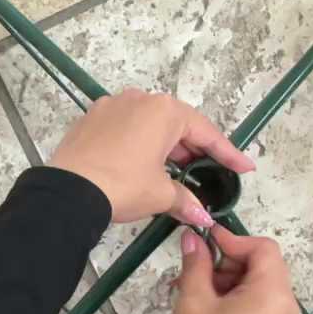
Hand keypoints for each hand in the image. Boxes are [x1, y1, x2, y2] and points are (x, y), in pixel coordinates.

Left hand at [47, 89, 253, 225]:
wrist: (69, 192)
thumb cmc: (121, 185)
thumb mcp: (159, 194)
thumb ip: (184, 199)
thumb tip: (200, 214)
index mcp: (163, 111)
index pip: (205, 132)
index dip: (226, 153)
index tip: (243, 166)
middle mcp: (138, 99)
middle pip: (176, 125)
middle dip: (193, 150)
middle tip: (208, 173)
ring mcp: (111, 106)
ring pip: (148, 125)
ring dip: (164, 147)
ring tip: (175, 174)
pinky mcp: (90, 120)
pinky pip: (124, 129)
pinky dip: (138, 145)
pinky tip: (142, 166)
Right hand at [172, 227, 298, 313]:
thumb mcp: (194, 302)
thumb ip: (195, 264)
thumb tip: (192, 236)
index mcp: (272, 292)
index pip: (262, 247)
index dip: (232, 240)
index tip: (202, 243)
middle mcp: (286, 302)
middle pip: (262, 263)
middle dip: (227, 260)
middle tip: (193, 270)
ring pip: (257, 281)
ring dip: (226, 277)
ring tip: (192, 289)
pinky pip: (258, 300)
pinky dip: (234, 294)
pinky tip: (205, 304)